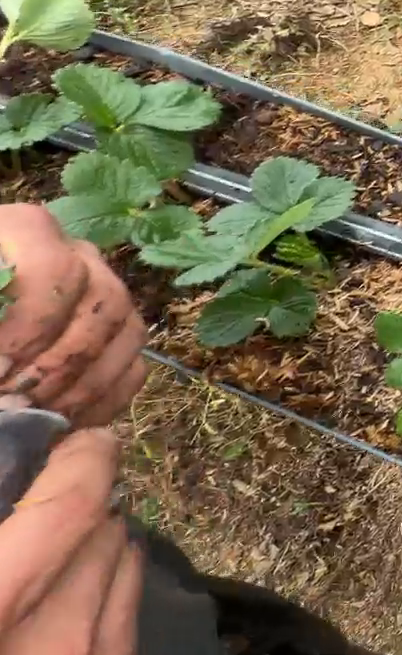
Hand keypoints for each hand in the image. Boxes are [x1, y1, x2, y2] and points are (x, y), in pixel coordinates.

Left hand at [0, 204, 147, 426]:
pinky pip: (135, 363)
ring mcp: (102, 292)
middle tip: (14, 401)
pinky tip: (63, 421)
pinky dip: (104, 398)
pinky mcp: (114, 333)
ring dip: (83, 383)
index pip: (55, 266)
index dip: (34, 320)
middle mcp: (74, 255)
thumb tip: (4, 365)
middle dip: (61, 360)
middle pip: (105, 301)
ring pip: (128, 332)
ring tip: (35, 416)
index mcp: (16, 233)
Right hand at [0, 429, 142, 654]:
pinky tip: (62, 599)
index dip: (84, 462)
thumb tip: (12, 515)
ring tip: (52, 546)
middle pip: (105, 533)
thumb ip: (4, 557)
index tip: (84, 440)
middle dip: (83, 506)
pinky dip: (104, 591)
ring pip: (124, 569)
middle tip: (51, 495)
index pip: (72, 511)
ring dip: (96, 548)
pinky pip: (127, 616)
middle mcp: (53, 649)